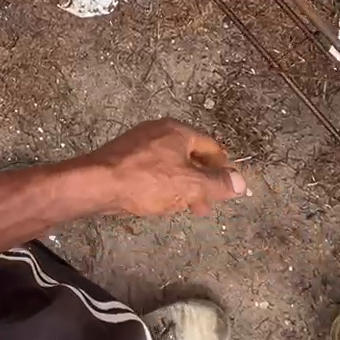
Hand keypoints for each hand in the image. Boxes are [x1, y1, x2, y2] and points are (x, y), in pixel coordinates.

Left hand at [73, 119, 248, 216]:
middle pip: (191, 155)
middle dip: (202, 181)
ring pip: (171, 163)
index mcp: (177, 131)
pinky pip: (153, 168)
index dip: (223, 169)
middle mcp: (159, 130)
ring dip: (183, 185)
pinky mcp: (125, 155)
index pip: (211, 146)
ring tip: (186, 208)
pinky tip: (161, 201)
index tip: (227, 190)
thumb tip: (241, 182)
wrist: (98, 182)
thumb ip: (218, 184)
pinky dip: (163, 183)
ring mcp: (139, 141)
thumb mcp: (190, 185)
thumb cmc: (147, 181)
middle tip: (206, 206)